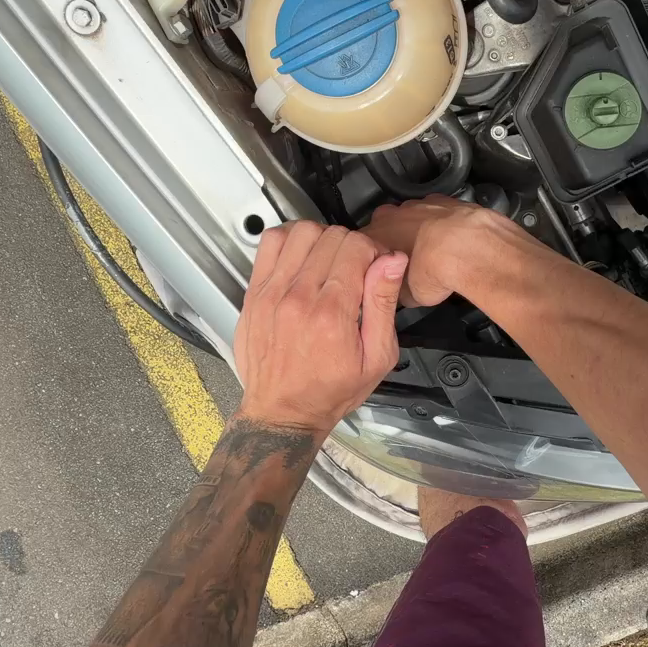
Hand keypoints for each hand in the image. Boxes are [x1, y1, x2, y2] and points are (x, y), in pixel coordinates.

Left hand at [233, 221, 406, 435]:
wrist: (283, 414)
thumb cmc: (330, 390)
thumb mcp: (378, 357)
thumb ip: (384, 303)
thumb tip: (393, 261)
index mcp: (333, 314)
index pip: (357, 247)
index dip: (375, 251)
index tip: (376, 267)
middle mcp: (299, 298)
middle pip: (332, 236)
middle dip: (352, 245)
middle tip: (356, 268)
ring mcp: (272, 293)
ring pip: (302, 232)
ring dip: (323, 239)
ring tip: (330, 261)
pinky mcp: (254, 293)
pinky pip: (270, 242)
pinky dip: (291, 239)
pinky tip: (303, 256)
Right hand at [363, 196, 534, 306]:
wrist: (467, 250)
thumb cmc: (433, 269)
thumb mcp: (406, 296)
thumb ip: (395, 289)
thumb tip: (399, 294)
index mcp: (376, 235)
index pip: (362, 245)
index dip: (372, 258)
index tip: (379, 269)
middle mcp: (394, 216)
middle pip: (386, 225)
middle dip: (394, 239)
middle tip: (407, 260)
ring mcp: (420, 205)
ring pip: (413, 215)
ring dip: (419, 230)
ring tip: (432, 251)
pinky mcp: (446, 201)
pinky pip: (439, 211)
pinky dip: (444, 223)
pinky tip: (452, 240)